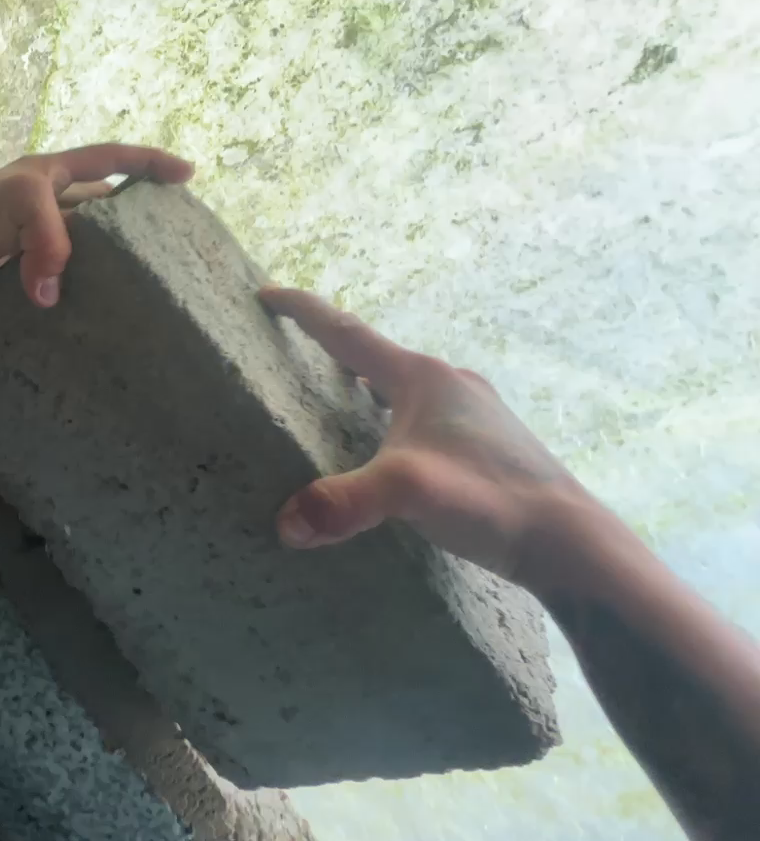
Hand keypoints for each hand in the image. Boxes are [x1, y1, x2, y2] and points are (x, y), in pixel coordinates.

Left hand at [0, 145, 193, 305]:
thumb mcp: (22, 202)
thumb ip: (51, 238)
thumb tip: (53, 292)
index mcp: (48, 173)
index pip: (108, 159)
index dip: (148, 164)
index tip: (187, 175)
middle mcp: (44, 201)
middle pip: (100, 206)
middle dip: (131, 219)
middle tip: (166, 239)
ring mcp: (32, 235)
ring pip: (82, 243)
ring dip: (105, 257)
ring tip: (139, 277)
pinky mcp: (21, 267)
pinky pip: (59, 272)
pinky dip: (77, 283)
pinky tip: (95, 300)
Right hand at [260, 287, 600, 584]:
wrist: (576, 548)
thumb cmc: (489, 499)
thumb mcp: (406, 492)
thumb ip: (340, 503)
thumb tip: (285, 527)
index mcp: (422, 377)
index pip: (345, 331)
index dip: (302, 309)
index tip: (265, 293)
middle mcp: (448, 382)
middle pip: (372, 352)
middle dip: (328, 343)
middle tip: (289, 341)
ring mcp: (472, 410)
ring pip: (398, 380)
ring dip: (360, 376)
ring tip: (329, 386)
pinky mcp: (483, 439)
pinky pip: (417, 408)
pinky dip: (386, 406)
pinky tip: (382, 433)